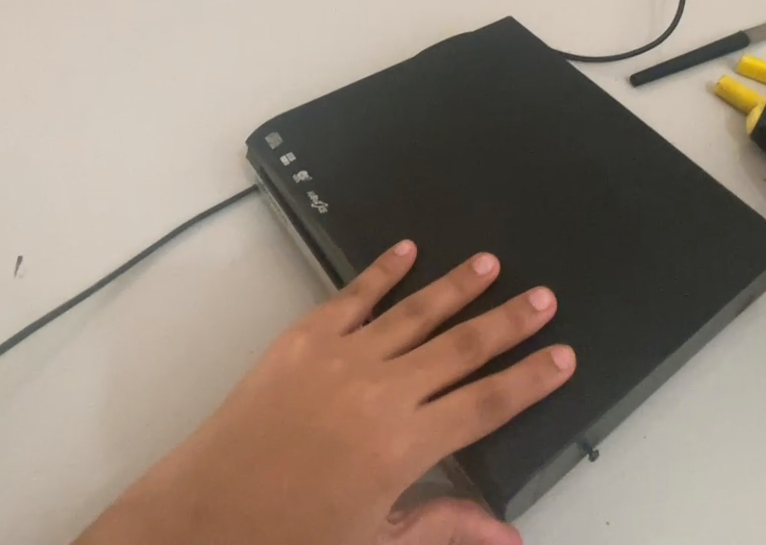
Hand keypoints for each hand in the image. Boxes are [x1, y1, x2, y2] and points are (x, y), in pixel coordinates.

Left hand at [75, 242, 575, 544]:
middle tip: (543, 296)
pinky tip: (408, 249)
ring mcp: (343, 356)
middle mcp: (382, 390)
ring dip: (457, 286)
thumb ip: (446, 527)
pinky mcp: (305, 337)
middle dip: (509, 321)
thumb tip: (510, 535)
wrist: (201, 520)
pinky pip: (353, 295)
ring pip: (415, 311)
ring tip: (491, 262)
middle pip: (462, 346)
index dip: (531, 379)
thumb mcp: (376, 543)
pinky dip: (382, 270)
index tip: (564, 355)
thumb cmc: (291, 539)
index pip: (487, 403)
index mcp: (404, 446)